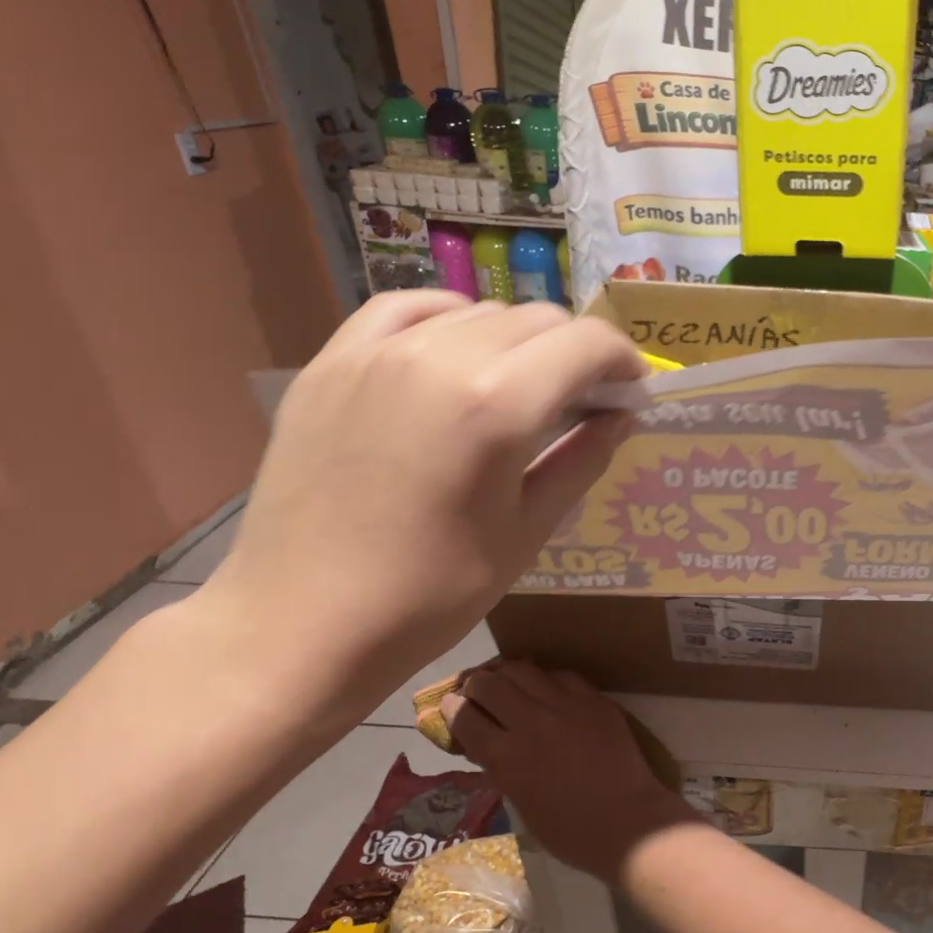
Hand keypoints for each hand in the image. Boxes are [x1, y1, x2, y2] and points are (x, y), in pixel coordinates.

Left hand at [202, 291, 644, 718]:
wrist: (301, 623)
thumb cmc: (431, 594)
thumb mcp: (527, 531)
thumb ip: (581, 460)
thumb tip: (620, 416)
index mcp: (498, 405)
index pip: (586, 344)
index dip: (623, 361)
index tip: (631, 393)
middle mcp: (441, 357)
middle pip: (538, 319)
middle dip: (577, 352)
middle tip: (583, 400)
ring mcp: (377, 353)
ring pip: (478, 312)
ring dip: (518, 340)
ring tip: (519, 387)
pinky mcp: (332, 363)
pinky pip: (403, 309)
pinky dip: (446, 320)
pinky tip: (454, 352)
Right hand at [444, 660, 699, 882]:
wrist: (626, 820)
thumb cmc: (568, 829)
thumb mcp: (520, 801)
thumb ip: (501, 767)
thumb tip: (486, 744)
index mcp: (506, 756)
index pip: (465, 718)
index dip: (452, 707)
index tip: (450, 703)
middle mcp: (531, 722)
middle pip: (491, 684)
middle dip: (475, 682)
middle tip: (474, 686)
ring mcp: (566, 706)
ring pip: (525, 670)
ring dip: (507, 671)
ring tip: (503, 676)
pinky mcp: (594, 699)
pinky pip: (562, 676)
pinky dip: (546, 678)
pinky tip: (545, 684)